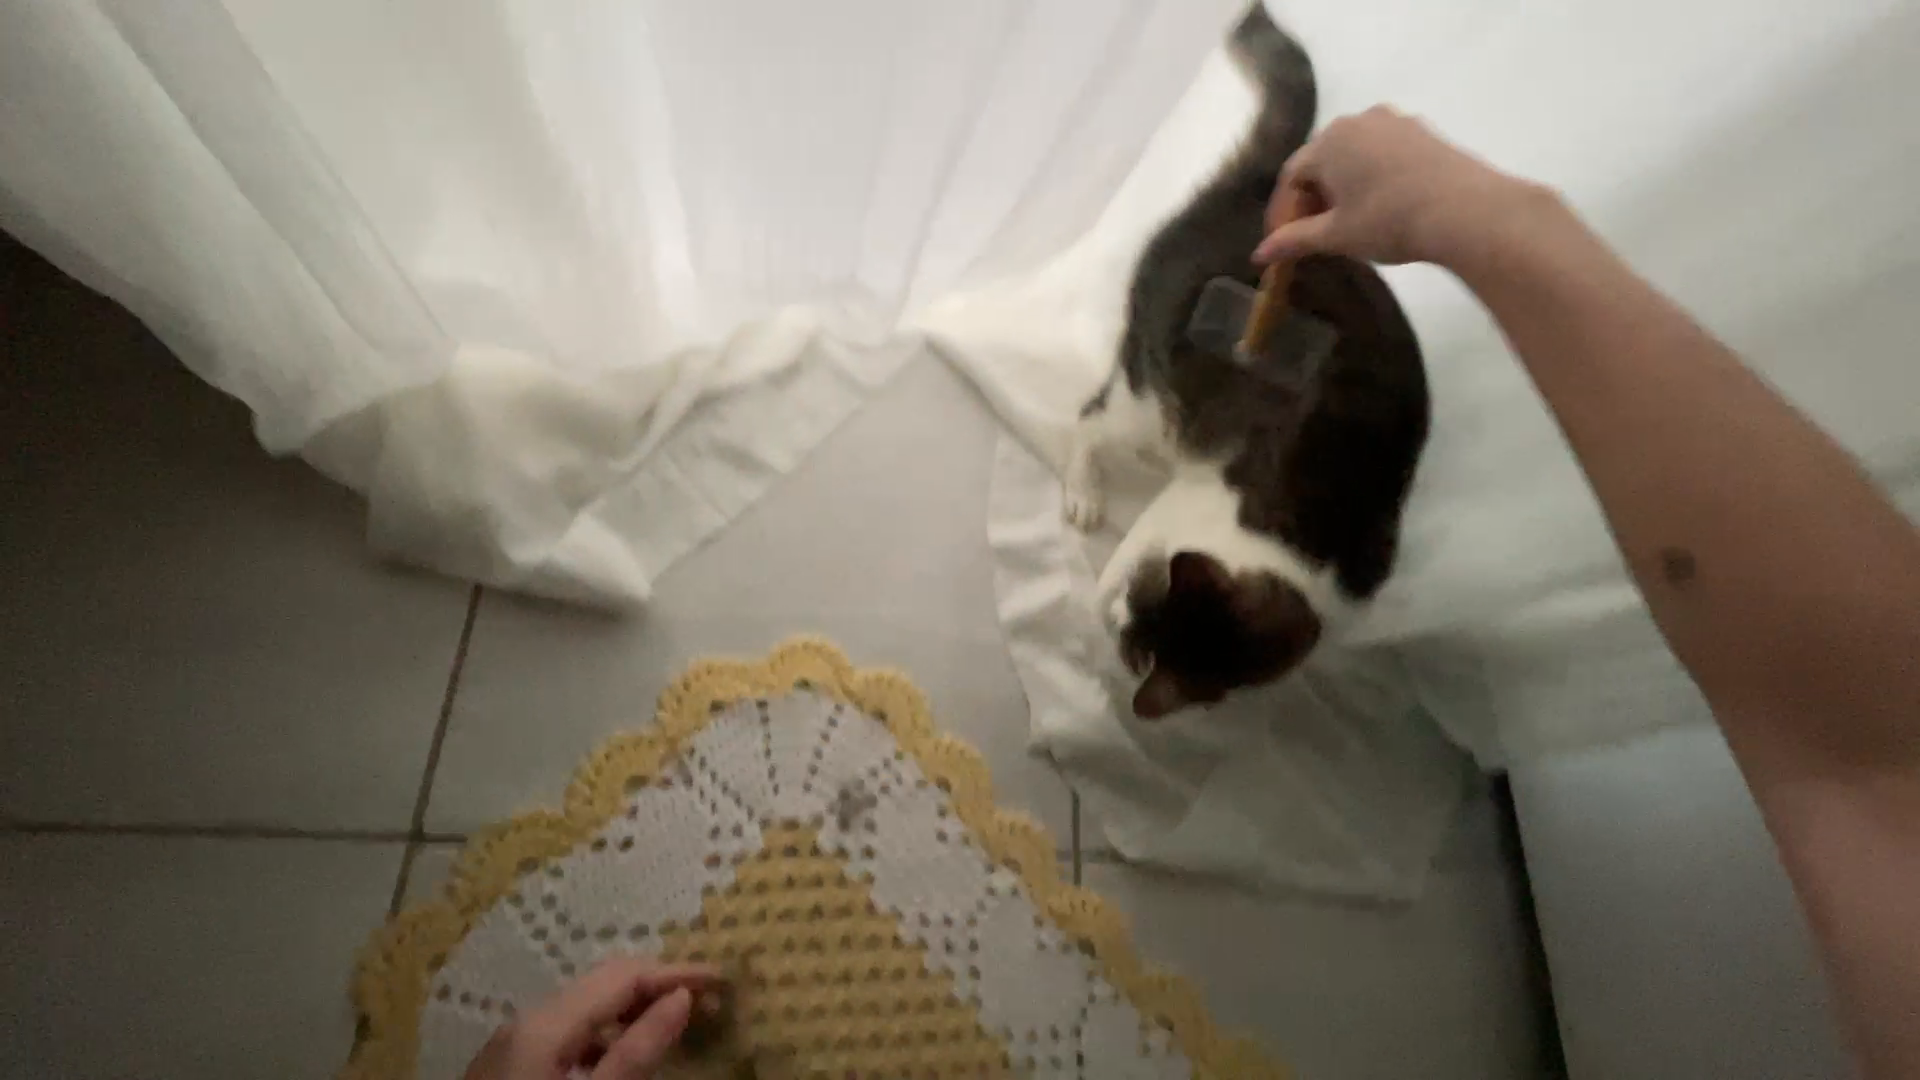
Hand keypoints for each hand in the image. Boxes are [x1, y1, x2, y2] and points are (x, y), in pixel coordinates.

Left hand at [462, 957, 719, 1079]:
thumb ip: (637, 1052)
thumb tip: (684, 997)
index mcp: (544, 1024)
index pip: (625, 975)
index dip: (677, 974)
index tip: (722, 981)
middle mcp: (526, 1021)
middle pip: (605, 982)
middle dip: (658, 985)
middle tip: (707, 999)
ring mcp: (511, 1046)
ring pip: (586, 1006)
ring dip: (634, 1008)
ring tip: (676, 1023)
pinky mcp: (507, 1070)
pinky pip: (567, 1033)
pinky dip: (605, 1034)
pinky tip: (625, 1055)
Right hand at [1254, 106, 1542, 268]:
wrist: (1464, 210)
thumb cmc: (1387, 220)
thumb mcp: (1334, 236)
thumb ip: (1293, 240)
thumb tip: (1259, 255)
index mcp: (1330, 141)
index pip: (1291, 176)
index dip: (1282, 212)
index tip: (1282, 242)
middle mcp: (1359, 120)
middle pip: (1320, 162)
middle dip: (1310, 199)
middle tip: (1310, 235)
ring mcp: (1394, 122)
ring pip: (1351, 156)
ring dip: (1339, 188)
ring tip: (1342, 222)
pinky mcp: (1422, 133)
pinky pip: (1380, 154)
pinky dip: (1367, 179)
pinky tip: (1374, 207)